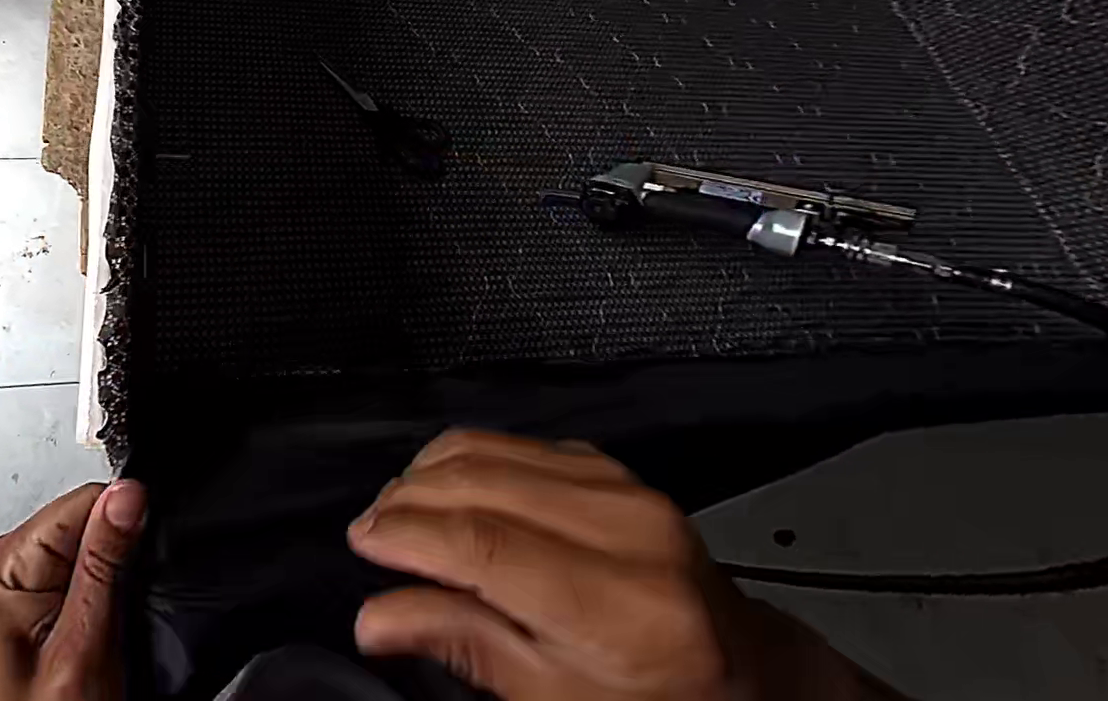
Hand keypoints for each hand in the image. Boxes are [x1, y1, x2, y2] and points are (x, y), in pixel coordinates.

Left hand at [0, 480, 147, 700]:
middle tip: (103, 621)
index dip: (121, 533)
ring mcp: (6, 582)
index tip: (126, 577)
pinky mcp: (21, 599)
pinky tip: (85, 631)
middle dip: (110, 562)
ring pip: (84, 545)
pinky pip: (75, 569)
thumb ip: (105, 563)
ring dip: (102, 582)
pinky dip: (92, 595)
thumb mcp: (81, 648)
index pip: (87, 501)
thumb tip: (129, 491)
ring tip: (93, 633)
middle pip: (84, 521)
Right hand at [348, 431, 903, 700]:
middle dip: (408, 500)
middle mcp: (623, 526)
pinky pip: (509, 440)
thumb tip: (374, 618)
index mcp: (622, 606)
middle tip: (369, 527)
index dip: (411, 535)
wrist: (745, 667)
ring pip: (486, 449)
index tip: (361, 539)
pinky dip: (460, 457)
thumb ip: (463, 644)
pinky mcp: (603, 461)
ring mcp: (617, 483)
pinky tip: (440, 484)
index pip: (487, 546)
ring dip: (426, 472)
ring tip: (395, 506)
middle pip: (480, 483)